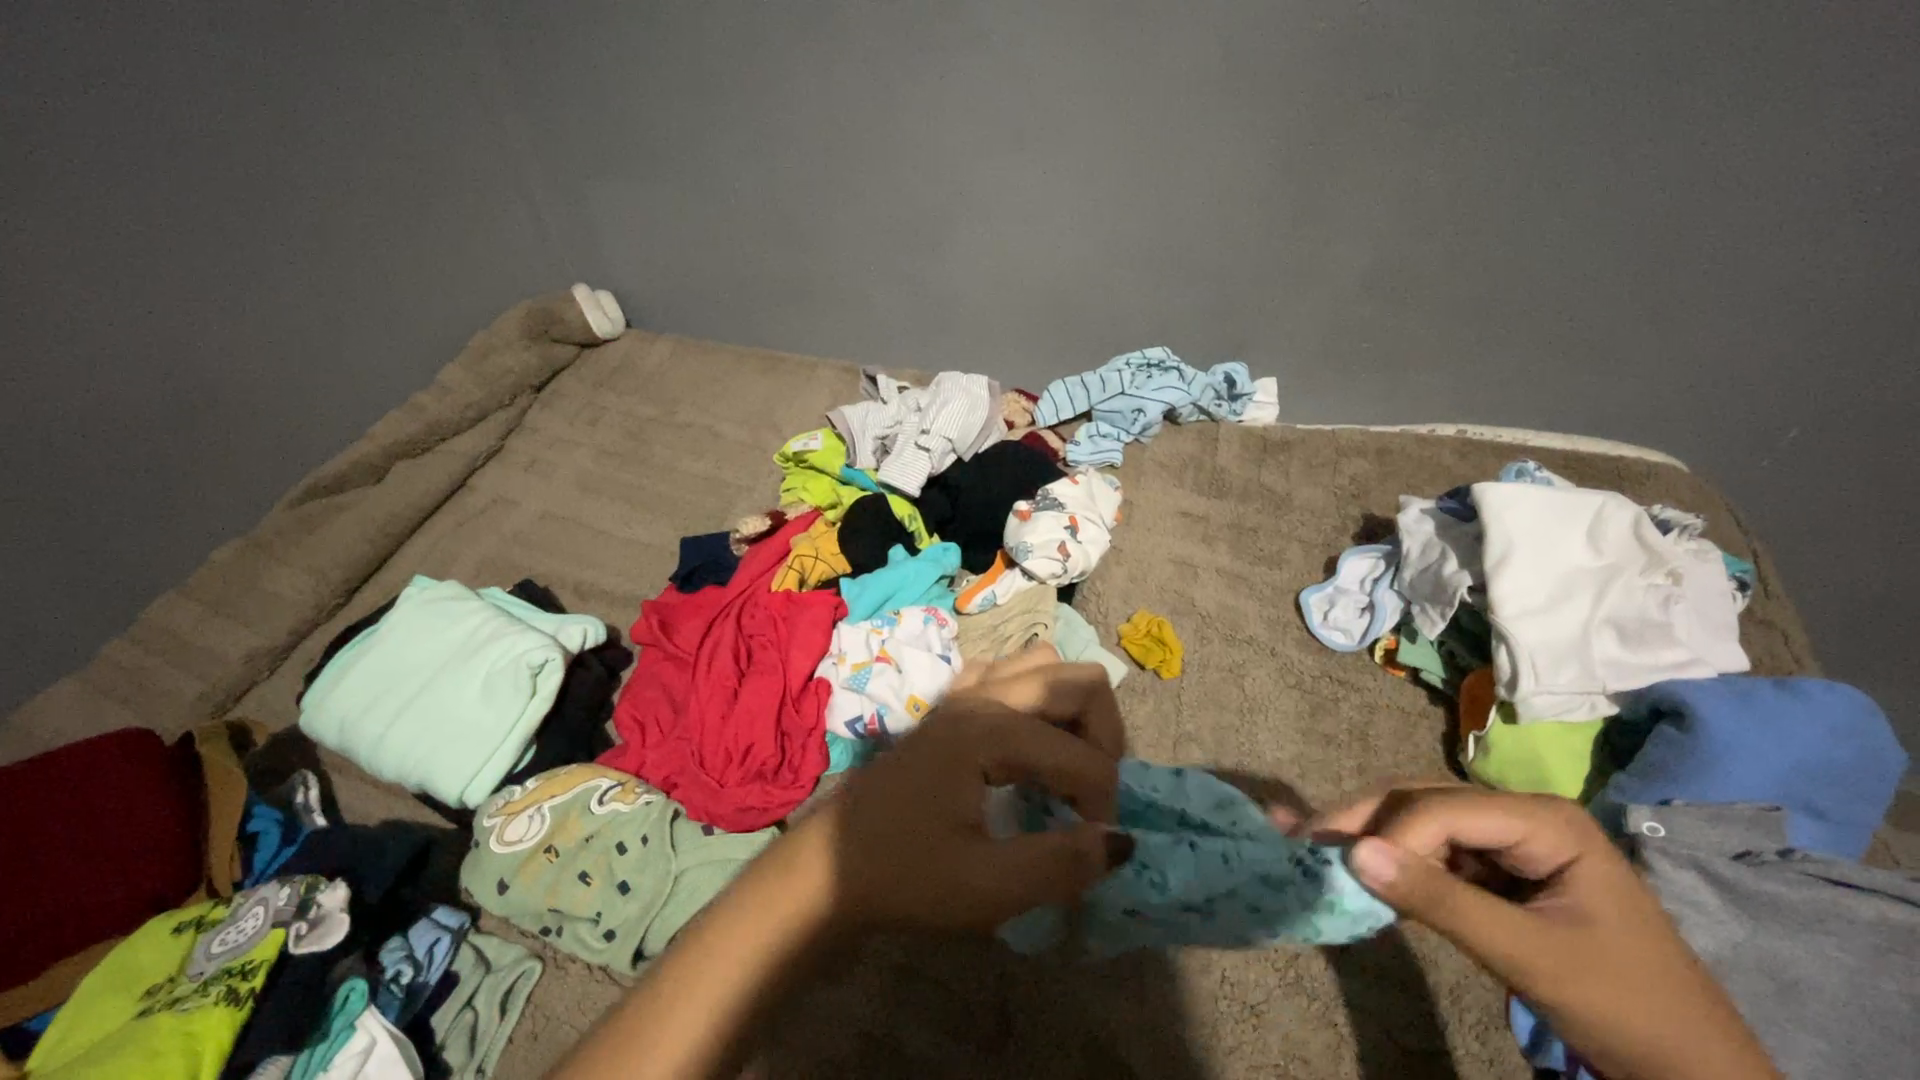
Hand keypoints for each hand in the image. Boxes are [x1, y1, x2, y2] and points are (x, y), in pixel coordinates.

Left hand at [794, 648, 1133, 932]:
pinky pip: (1006, 672)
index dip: (1104, 804)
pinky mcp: (948, 705)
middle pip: (1078, 680)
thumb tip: (1120, 841)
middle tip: (1093, 793)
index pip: (1082, 756)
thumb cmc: (903, 877)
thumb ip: (1060, 864)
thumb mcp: (985, 888)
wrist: (828, 868)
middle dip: (1106, 735)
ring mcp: (960, 694)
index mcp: (988, 733)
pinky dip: (1033, 697)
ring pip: (1044, 664)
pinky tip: (1024, 742)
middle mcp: (979, 698)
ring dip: (1073, 709)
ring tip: (1068, 765)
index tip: (1092, 848)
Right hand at [1288, 782, 1778, 1079]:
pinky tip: (1368, 876)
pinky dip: (1399, 866)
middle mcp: (1525, 816)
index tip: (1344, 874)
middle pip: (1424, 802)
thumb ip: (1441, 901)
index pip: (1443, 810)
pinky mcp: (1503, 873)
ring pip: (1423, 824)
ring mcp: (1513, 843)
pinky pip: (1437, 856)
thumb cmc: (1624, 1004)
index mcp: (1545, 820)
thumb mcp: (1530, 955)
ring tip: (1319, 855)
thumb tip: (1351, 855)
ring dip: (1374, 840)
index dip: (1390, 836)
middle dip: (1363, 820)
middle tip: (1300, 841)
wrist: (1691, 1065)